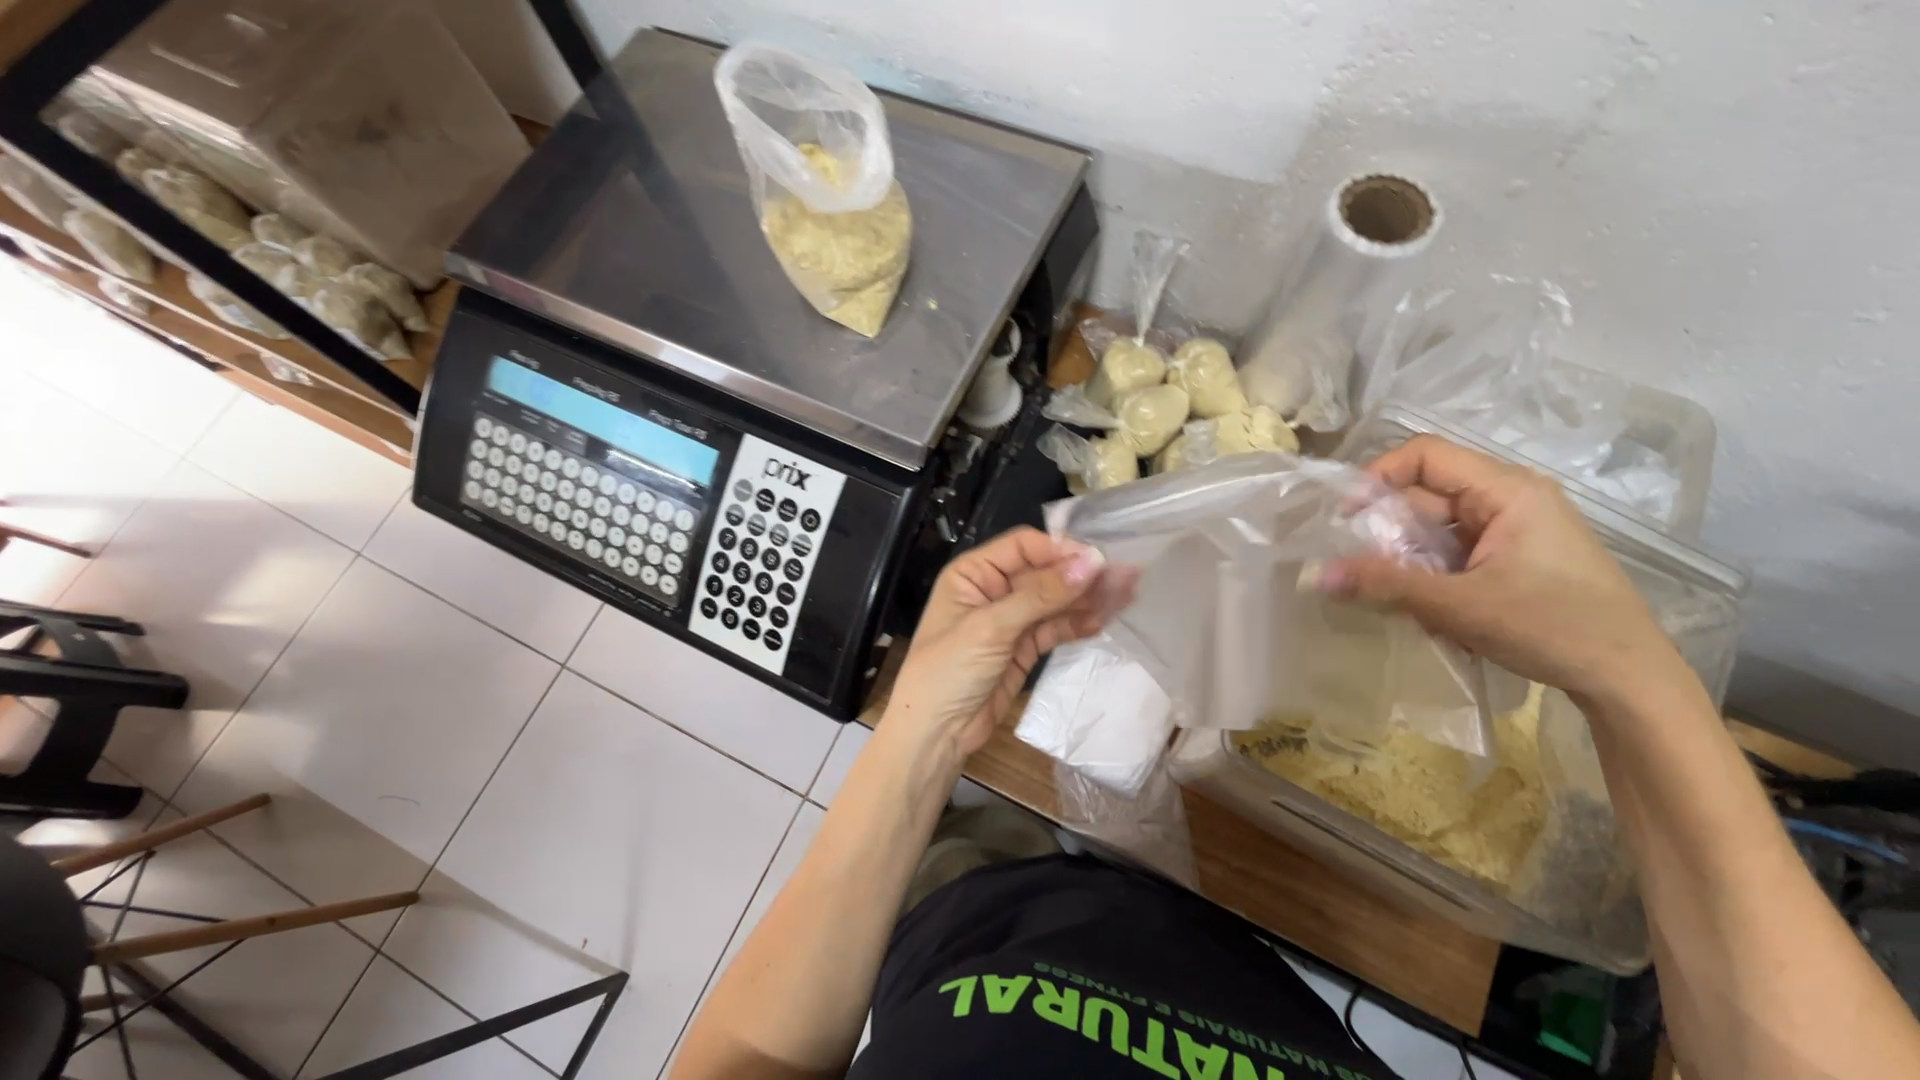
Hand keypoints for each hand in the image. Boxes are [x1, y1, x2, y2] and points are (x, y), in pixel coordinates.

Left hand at [885, 527, 1128, 759]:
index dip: (1060, 550)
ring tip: (1127, 594)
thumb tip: (1091, 563)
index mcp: (973, 573)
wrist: (935, 733)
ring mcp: (1010, 621)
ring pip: (1055, 601)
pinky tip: (1103, 619)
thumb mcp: (991, 628)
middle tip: (1126, 575)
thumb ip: (1042, 595)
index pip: (1024, 547)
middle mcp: (992, 590)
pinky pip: (1055, 628)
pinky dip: (1077, 624)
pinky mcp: (1023, 649)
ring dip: (1088, 598)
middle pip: (1045, 573)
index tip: (1099, 559)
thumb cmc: (948, 671)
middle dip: (1082, 575)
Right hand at [1310, 435, 1682, 705]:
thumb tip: (1318, 575)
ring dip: (1410, 558)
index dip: (1377, 477)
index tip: (1344, 517)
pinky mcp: (1517, 557)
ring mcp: (1517, 529)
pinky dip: (1432, 573)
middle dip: (1389, 529)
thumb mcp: (1460, 607)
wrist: (1629, 679)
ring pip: (1439, 527)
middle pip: (1427, 493)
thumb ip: (1386, 586)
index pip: (1425, 455)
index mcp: (1507, 490)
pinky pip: (1457, 550)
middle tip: (1359, 568)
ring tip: (1394, 596)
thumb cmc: (1552, 628)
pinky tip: (1428, 610)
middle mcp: (1512, 498)